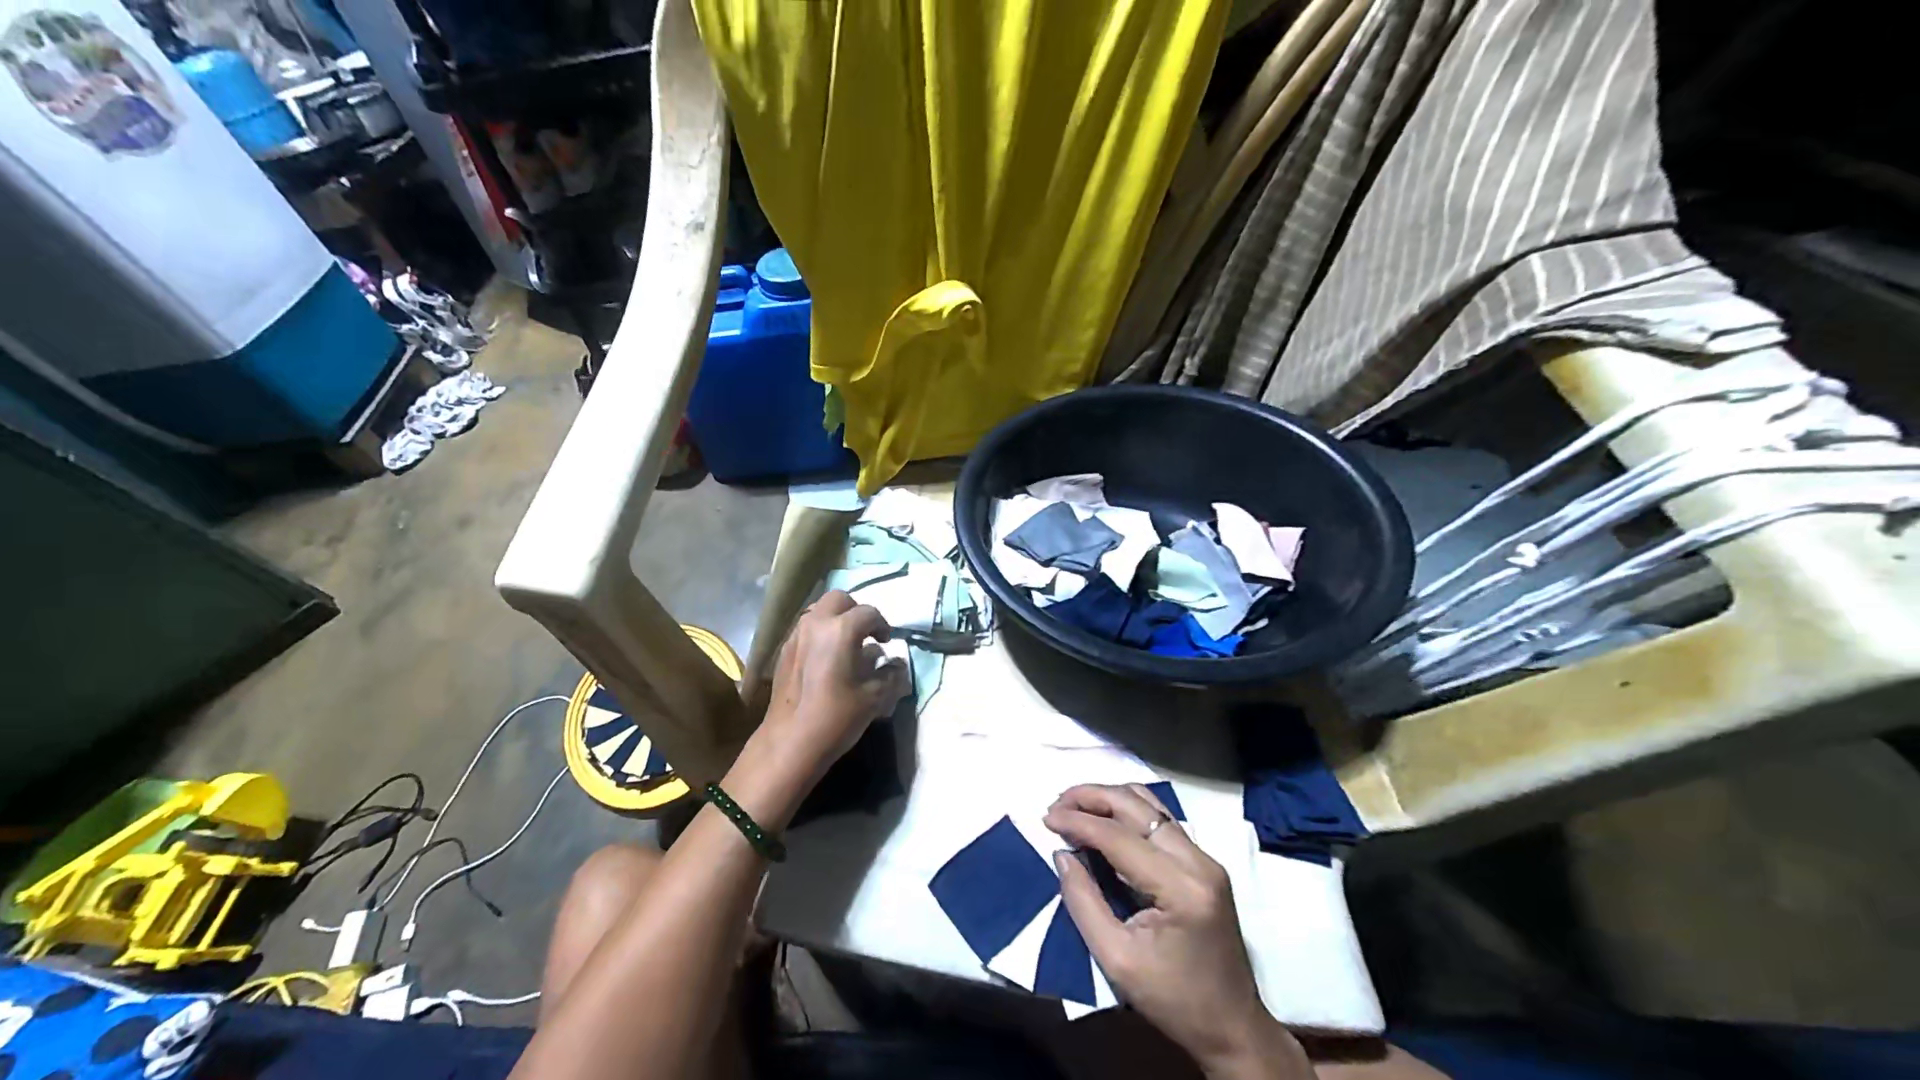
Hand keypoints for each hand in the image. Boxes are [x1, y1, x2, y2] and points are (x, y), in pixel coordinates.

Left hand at [761, 590, 909, 773]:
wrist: (791, 741)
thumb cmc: (837, 716)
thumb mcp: (875, 697)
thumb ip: (891, 674)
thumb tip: (896, 664)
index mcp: (841, 629)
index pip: (869, 613)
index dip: (883, 625)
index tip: (888, 642)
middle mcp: (816, 624)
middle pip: (839, 599)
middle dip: (856, 611)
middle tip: (866, 635)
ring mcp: (796, 635)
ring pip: (818, 611)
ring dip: (835, 619)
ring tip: (846, 645)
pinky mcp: (783, 650)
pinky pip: (805, 629)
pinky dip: (819, 633)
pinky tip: (826, 659)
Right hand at [1046, 784, 1309, 1079]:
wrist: (1231, 1026)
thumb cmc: (1173, 1000)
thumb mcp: (1116, 960)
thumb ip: (1084, 901)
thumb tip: (1062, 853)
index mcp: (1181, 887)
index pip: (1119, 836)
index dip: (1079, 821)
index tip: (1046, 818)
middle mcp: (1198, 861)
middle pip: (1136, 806)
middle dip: (1092, 797)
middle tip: (1056, 804)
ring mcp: (1205, 859)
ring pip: (1151, 805)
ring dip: (1110, 799)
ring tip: (1075, 807)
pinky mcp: (1203, 863)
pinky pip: (1161, 820)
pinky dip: (1127, 812)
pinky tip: (1104, 820)